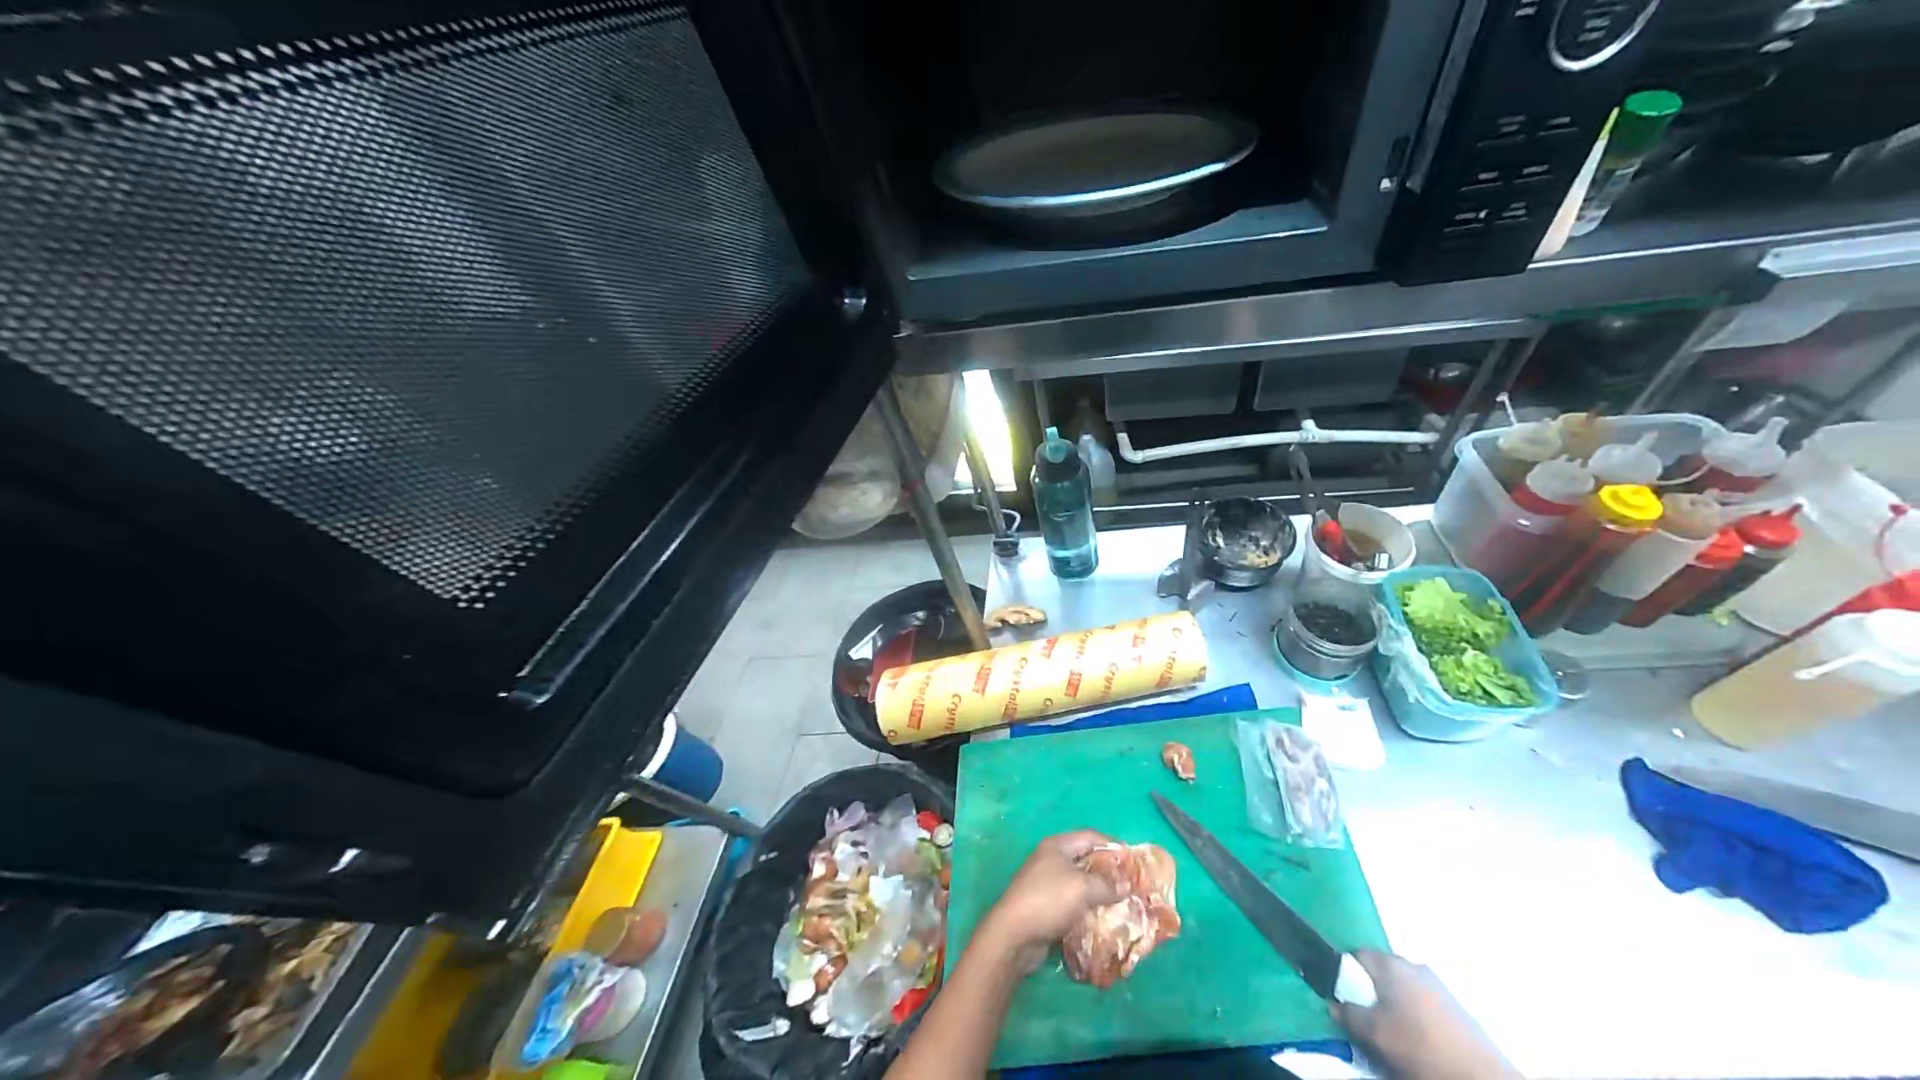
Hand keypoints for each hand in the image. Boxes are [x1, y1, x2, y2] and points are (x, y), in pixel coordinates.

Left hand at [976, 830, 1122, 971]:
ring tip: (1123, 904)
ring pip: (1080, 883)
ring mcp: (1046, 883)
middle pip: (1085, 859)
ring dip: (1100, 892)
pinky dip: (1088, 908)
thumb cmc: (1048, 901)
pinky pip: (1073, 902)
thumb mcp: (1082, 888)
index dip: (1113, 845)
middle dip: (1108, 872)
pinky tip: (1104, 919)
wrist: (1014, 935)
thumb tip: (1126, 885)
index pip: (1090, 836)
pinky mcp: (1046, 906)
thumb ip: (1107, 884)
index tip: (1135, 860)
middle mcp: (1051, 860)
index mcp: (1057, 846)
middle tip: (1132, 884)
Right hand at [1330, 950, 1521, 1079]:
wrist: (1482, 1078)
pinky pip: (1420, 1002)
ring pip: (1401, 989)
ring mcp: (1438, 985)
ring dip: (1391, 1005)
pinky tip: (1414, 1038)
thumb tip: (1334, 1004)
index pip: (1356, 954)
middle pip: (1379, 972)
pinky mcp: (1454, 1006)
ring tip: (1390, 1032)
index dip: (1343, 972)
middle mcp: (1414, 966)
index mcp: (1392, 964)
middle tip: (1364, 1018)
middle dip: (1369, 991)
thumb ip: (1348, 1014)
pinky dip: (1411, 1015)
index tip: (1341, 996)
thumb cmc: (1420, 1047)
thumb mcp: (1374, 1033)